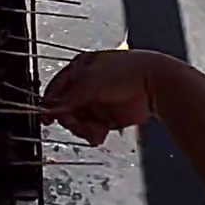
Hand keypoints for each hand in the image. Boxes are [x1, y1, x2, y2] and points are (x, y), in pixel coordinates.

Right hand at [39, 49, 175, 145]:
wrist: (158, 83)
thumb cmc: (125, 73)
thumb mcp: (90, 83)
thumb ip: (68, 98)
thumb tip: (48, 110)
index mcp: (78, 69)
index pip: (56, 89)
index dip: (49, 104)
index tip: (46, 119)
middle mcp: (85, 86)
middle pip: (65, 108)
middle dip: (71, 119)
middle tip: (77, 125)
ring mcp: (97, 102)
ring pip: (78, 120)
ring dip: (83, 129)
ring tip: (94, 131)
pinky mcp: (108, 117)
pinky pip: (92, 129)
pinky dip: (93, 134)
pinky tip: (100, 134)